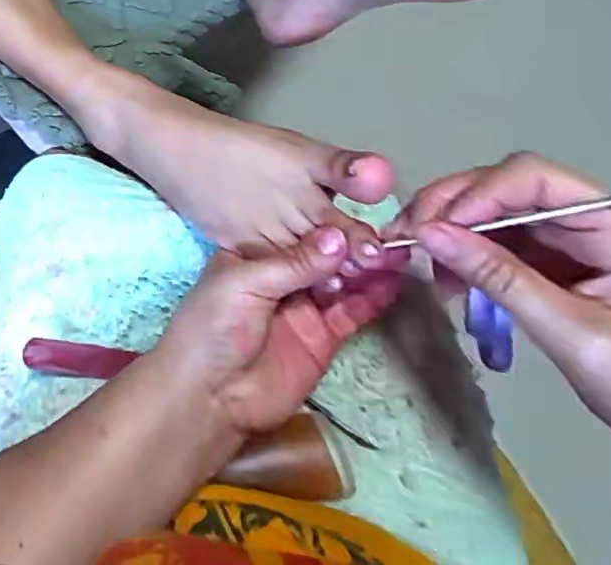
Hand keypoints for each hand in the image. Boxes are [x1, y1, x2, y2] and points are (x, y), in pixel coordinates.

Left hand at [150, 227, 400, 436]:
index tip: (360, 215)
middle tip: (387, 239)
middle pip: (322, 254)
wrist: (211, 395)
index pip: (292, 228)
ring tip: (399, 255)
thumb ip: (294, 263)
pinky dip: (372, 299)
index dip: (324, 220)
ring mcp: (302, 305)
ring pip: (342, 280)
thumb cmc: (213, 326)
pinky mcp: (322, 337)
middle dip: (353, 244)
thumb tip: (340, 235)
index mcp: (251, 252)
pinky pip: (352, 312)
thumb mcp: (246, 284)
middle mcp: (279, 274)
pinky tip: (394, 284)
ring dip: (368, 269)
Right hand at [396, 152, 610, 475]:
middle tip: (410, 238)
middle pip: (514, 190)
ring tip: (430, 268)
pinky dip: (478, 258)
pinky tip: (457, 281)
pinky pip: (515, 247)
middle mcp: (607, 226)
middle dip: (457, 208)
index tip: (433, 228)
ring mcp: (590, 248)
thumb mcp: (577, 337)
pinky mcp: (576, 271)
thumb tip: (428, 233)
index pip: (538, 178)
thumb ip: (500, 278)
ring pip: (507, 217)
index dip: (478, 193)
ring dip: (461, 234)